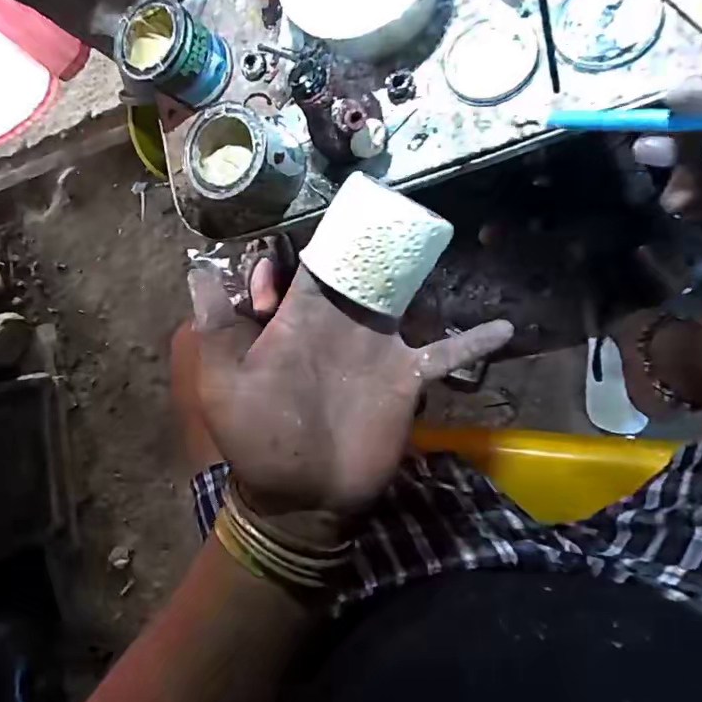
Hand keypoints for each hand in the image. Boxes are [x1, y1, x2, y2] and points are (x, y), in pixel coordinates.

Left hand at [186, 258, 512, 537]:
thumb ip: (214, 322)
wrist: (298, 494)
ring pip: (399, 301)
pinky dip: (473, 342)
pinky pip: (445, 356)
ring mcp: (375, 351)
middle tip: (384, 207)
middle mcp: (336, 327)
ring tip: (436, 236)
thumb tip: (196, 268)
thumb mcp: (221, 377)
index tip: (293, 242)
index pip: (296, 270)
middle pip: (354, 273)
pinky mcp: (405, 379)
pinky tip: (506, 327)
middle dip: (364, 244)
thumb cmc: (255, 435)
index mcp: (293, 322)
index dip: (292, 251)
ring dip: (416, 275)